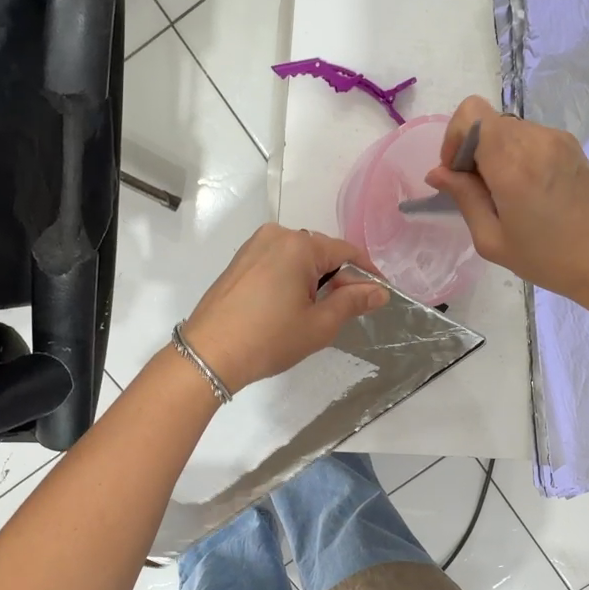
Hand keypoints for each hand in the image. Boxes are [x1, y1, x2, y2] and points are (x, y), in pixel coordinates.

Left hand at [179, 225, 388, 391]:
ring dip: (314, 280)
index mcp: (299, 245)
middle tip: (347, 311)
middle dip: (338, 277)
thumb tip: (379, 292)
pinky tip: (289, 307)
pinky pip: (277, 263)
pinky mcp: (240, 261)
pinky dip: (291, 280)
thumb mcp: (319, 324)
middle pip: (321, 252)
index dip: (367, 273)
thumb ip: (352, 302)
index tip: (379, 294)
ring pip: (298, 258)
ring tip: (316, 313)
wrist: (209, 354)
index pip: (346, 252)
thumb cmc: (269, 339)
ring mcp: (253, 246)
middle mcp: (276, 235)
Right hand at [424, 96, 588, 306]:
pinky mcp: (572, 147)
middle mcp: (536, 139)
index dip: (454, 138)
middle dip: (473, 152)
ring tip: (506, 199)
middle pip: (488, 123)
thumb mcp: (493, 240)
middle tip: (480, 195)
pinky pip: (531, 140)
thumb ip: (464, 199)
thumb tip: (438, 173)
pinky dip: (518, 158)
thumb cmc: (550, 260)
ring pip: (509, 131)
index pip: (471, 113)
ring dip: (496, 156)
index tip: (457, 174)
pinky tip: (529, 195)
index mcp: (512, 162)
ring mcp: (558, 140)